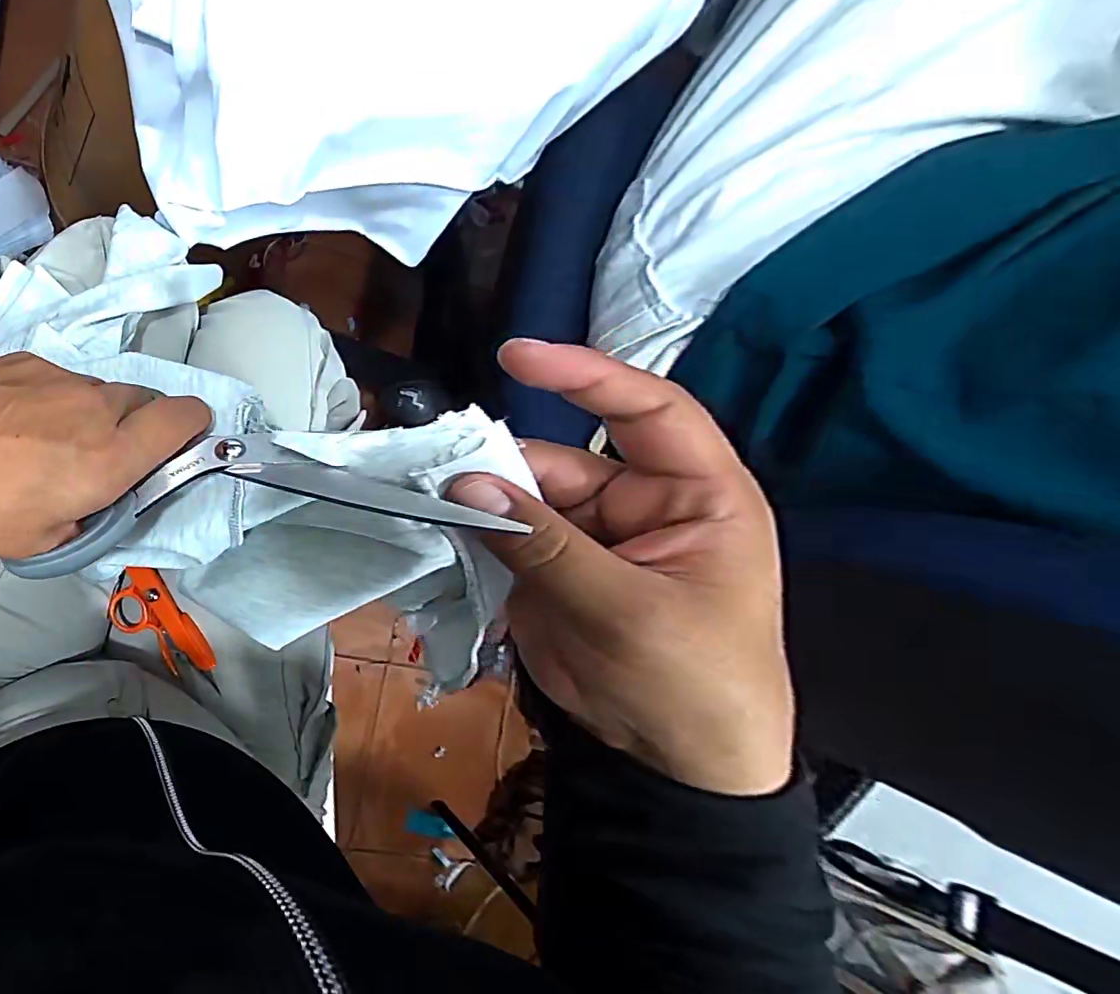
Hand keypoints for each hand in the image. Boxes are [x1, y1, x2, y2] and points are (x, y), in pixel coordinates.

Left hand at [0, 353, 211, 558]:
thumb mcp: (42, 540)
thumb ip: (91, 512)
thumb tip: (101, 494)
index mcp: (110, 458)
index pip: (185, 417)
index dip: (193, 428)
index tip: (176, 446)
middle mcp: (96, 408)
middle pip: (146, 402)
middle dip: (139, 428)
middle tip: (101, 457)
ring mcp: (61, 377)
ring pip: (104, 391)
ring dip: (96, 414)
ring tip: (48, 440)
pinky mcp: (28, 359)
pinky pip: (64, 379)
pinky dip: (57, 399)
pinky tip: (14, 420)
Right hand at [446, 340, 793, 795]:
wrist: (665, 764)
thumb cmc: (685, 683)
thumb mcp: (621, 610)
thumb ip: (541, 543)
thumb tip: (465, 481)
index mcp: (694, 497)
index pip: (646, 411)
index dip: (586, 375)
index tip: (516, 356)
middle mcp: (636, 503)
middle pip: (557, 459)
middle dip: (500, 462)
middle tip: (435, 467)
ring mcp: (584, 535)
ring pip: (518, 493)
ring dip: (475, 495)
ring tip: (426, 497)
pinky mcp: (545, 564)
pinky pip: (501, 529)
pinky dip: (469, 526)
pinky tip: (437, 521)